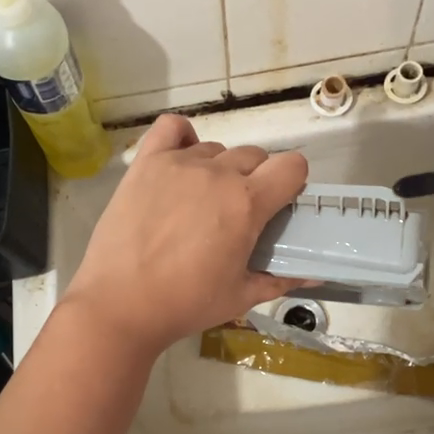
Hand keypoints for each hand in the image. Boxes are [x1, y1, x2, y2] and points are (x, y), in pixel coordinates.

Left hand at [62, 114, 308, 353]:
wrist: (121, 304)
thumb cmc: (186, 303)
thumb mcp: (240, 296)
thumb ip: (280, 279)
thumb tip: (313, 276)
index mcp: (247, 203)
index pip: (292, 166)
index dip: (291, 183)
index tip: (278, 205)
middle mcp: (217, 173)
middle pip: (254, 156)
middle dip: (255, 180)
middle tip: (236, 215)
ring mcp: (178, 164)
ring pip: (215, 150)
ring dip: (218, 169)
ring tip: (199, 203)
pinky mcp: (145, 164)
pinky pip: (171, 128)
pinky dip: (182, 138)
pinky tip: (180, 162)